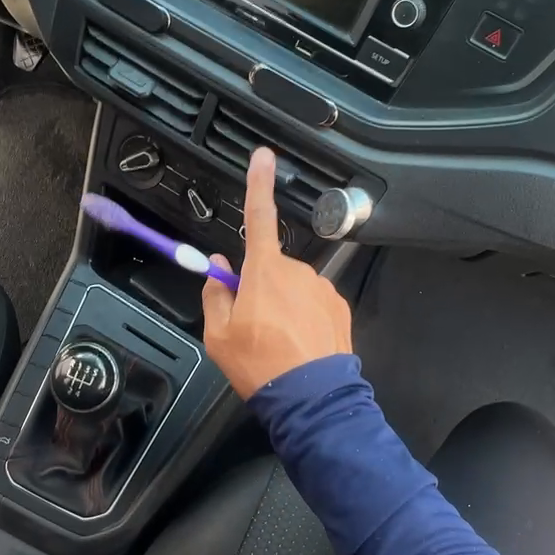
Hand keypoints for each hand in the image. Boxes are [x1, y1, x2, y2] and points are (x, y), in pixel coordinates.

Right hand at [202, 148, 353, 398]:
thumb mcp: (218, 335)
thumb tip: (219, 271)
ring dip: (282, 306)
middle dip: (258, 287)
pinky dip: (302, 319)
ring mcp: (322, 289)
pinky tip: (298, 346)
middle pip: (268, 267)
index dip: (258, 183)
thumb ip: (215, 295)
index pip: (258, 216)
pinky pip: (312, 304)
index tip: (263, 155)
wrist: (311, 399)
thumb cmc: (260, 365)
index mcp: (264, 271)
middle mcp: (298, 271)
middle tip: (251, 326)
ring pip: (292, 288)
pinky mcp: (339, 308)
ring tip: (277, 344)